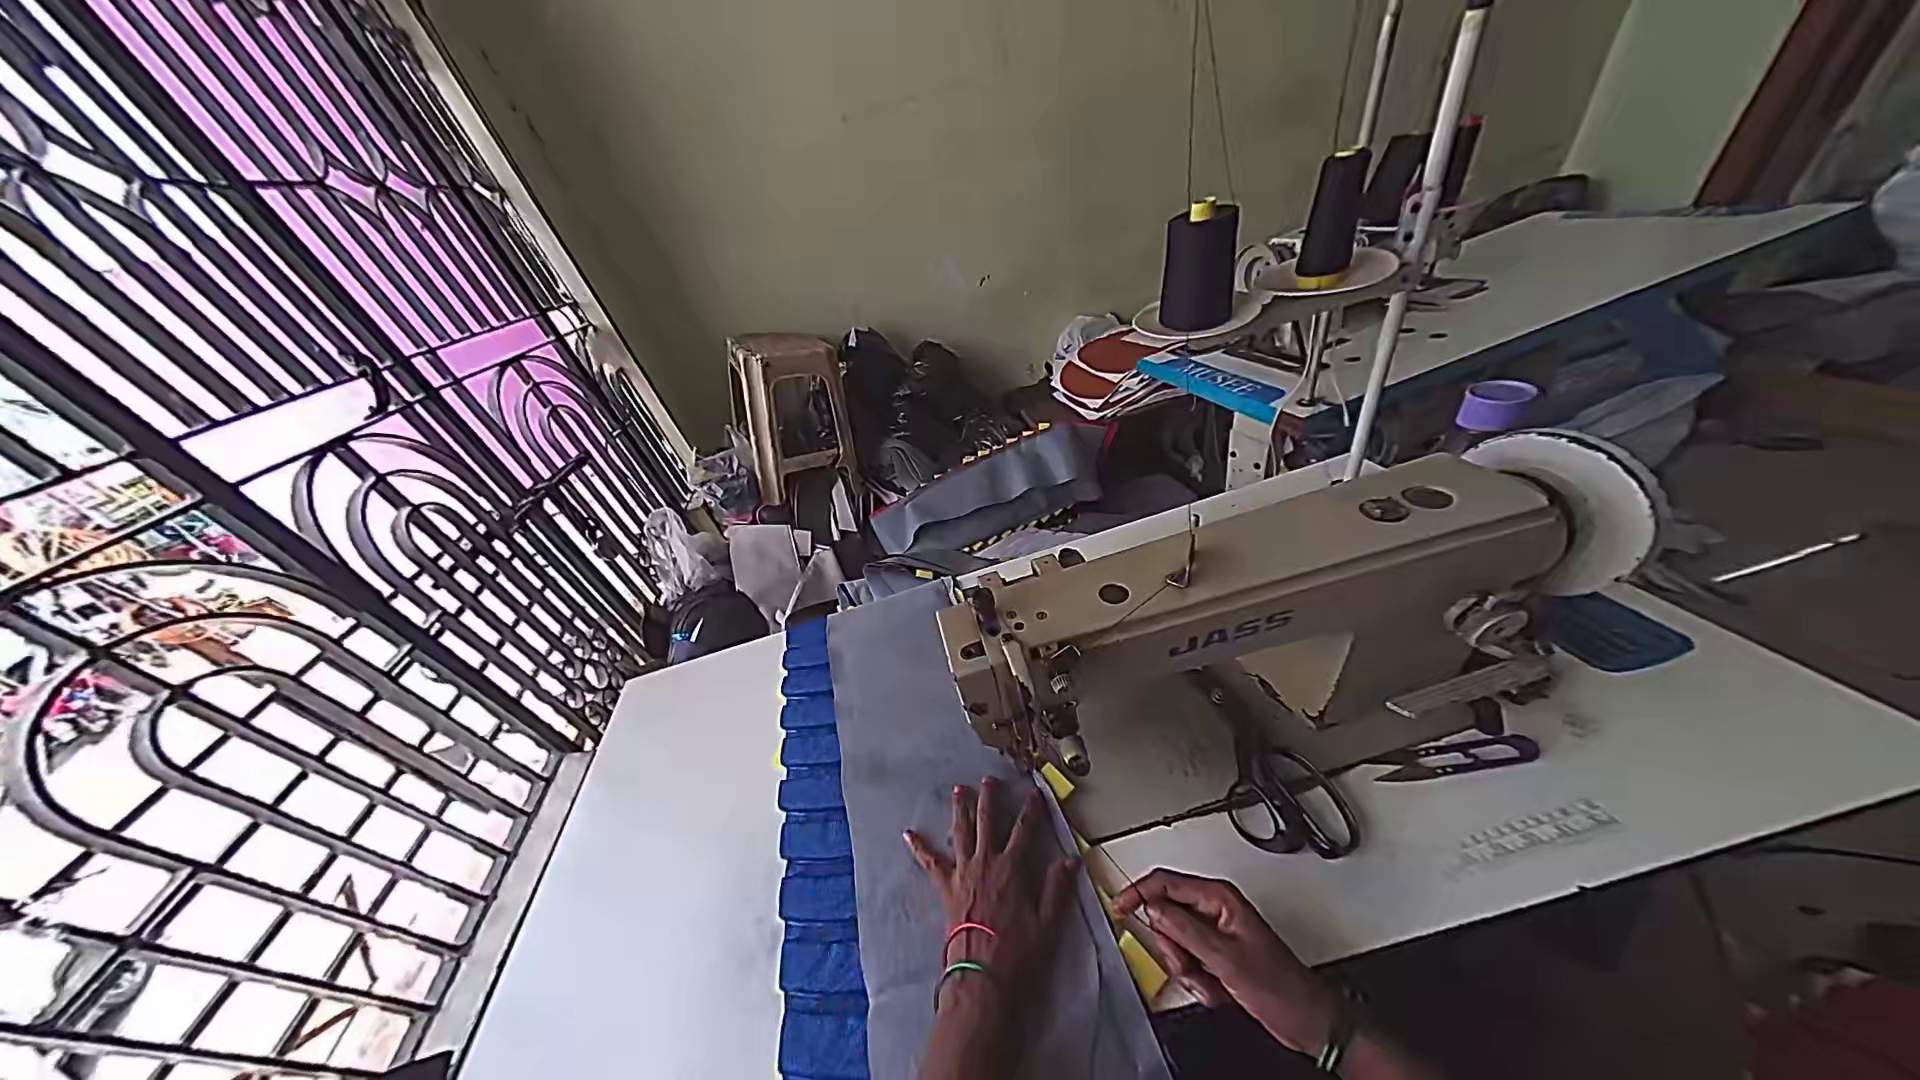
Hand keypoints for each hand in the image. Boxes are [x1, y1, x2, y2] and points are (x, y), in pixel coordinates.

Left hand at [905, 778, 1078, 998]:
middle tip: (989, 779)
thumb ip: (1058, 889)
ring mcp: (963, 873)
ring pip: (961, 831)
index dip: (1031, 810)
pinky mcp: (946, 888)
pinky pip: (930, 863)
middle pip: (987, 821)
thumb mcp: (1048, 925)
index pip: (1025, 830)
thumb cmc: (1018, 955)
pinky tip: (909, 835)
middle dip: (990, 797)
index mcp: (1012, 868)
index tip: (1034, 793)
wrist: (981, 980)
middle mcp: (986, 863)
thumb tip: (1070, 861)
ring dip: (960, 808)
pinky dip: (919, 848)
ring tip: (959, 789)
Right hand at [1114, 869, 1338, 1053]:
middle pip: (1167, 913)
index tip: (1120, 906)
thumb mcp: (1226, 959)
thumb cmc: (1282, 988)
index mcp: (1219, 897)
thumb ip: (1185, 929)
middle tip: (1187, 966)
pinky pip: (1188, 956)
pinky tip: (1215, 988)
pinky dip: (1195, 976)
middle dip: (1172, 947)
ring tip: (1209, 983)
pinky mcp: (1217, 950)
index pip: (1166, 882)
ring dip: (1186, 966)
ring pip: (1175, 939)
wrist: (1310, 1022)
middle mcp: (1215, 907)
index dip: (1139, 892)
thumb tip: (1153, 908)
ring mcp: (1216, 929)